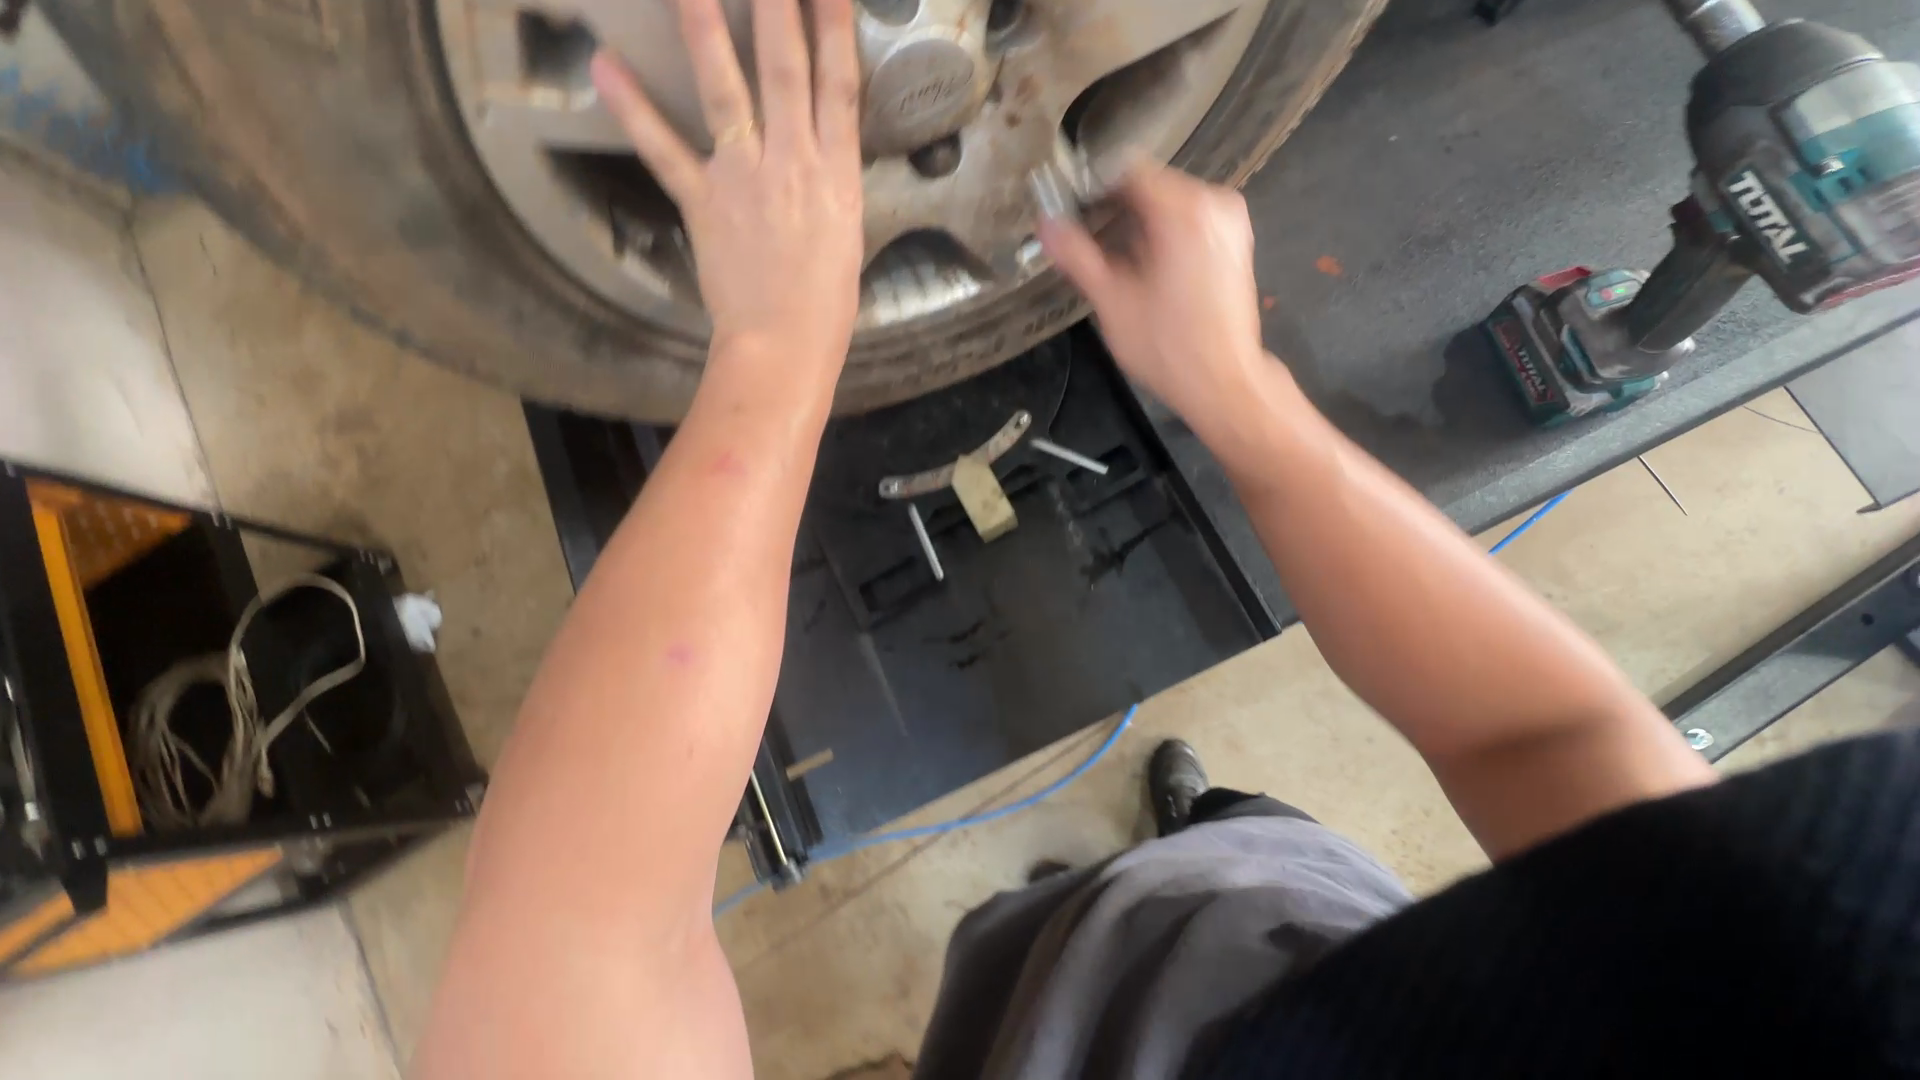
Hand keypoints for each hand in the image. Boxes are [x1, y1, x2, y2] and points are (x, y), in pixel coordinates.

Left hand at [590, 0, 864, 369]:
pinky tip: (605, 65)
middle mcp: (794, 164)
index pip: (839, 86)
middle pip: (786, 70)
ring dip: (706, 31)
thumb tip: (815, 152)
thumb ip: (829, 184)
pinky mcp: (703, 203)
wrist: (785, 346)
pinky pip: (665, 150)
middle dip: (776, 5)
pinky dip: (634, 109)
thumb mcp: (844, 234)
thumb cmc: (825, 303)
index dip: (834, 26)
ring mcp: (745, 179)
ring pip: (727, 93)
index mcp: (837, 176)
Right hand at [1039, 165, 1273, 425]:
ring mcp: (1229, 222)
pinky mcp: (1234, 242)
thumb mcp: (1111, 301)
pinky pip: (1188, 222)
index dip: (1091, 187)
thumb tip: (1044, 223)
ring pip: (1167, 205)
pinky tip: (1142, 269)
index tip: (1066, 209)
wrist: (1223, 383)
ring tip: (1109, 261)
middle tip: (1082, 242)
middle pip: (1148, 187)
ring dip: (1135, 225)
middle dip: (1112, 209)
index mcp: (1183, 210)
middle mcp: (1214, 204)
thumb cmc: (1166, 347)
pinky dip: (1161, 236)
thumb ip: (1076, 255)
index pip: (1127, 171)